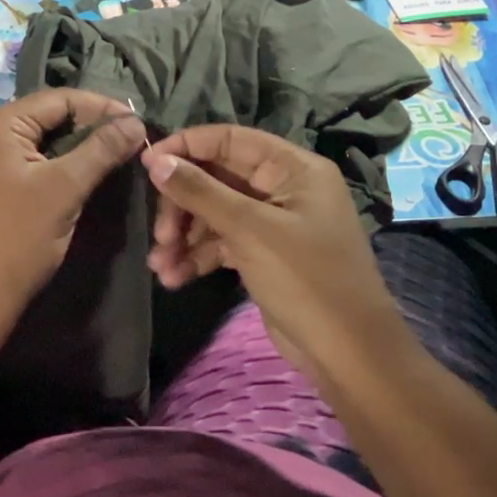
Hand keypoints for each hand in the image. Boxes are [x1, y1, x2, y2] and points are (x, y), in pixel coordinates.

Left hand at [0, 90, 144, 321]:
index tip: (139, 121)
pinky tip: (88, 167)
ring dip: (78, 143)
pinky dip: (60, 159)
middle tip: (132, 137)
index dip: (101, 107)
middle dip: (91, 124)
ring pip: (42, 136)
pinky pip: (31, 155)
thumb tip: (137, 122)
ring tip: (118, 150)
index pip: (57, 99)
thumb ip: (102, 149)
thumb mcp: (66, 187)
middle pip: (48, 115)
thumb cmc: (21, 235)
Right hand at [141, 126, 410, 379]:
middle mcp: (283, 188)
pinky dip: (196, 256)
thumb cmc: (307, 280)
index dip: (185, 148)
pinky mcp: (262, 253)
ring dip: (183, 235)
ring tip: (160, 264)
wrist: (350, 357)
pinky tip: (173, 277)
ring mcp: (272, 222)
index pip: (229, 140)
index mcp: (293, 169)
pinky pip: (220, 242)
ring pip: (213, 212)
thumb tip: (155, 161)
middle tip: (159, 234)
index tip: (146, 165)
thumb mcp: (250, 231)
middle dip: (181, 205)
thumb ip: (200, 192)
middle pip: (215, 177)